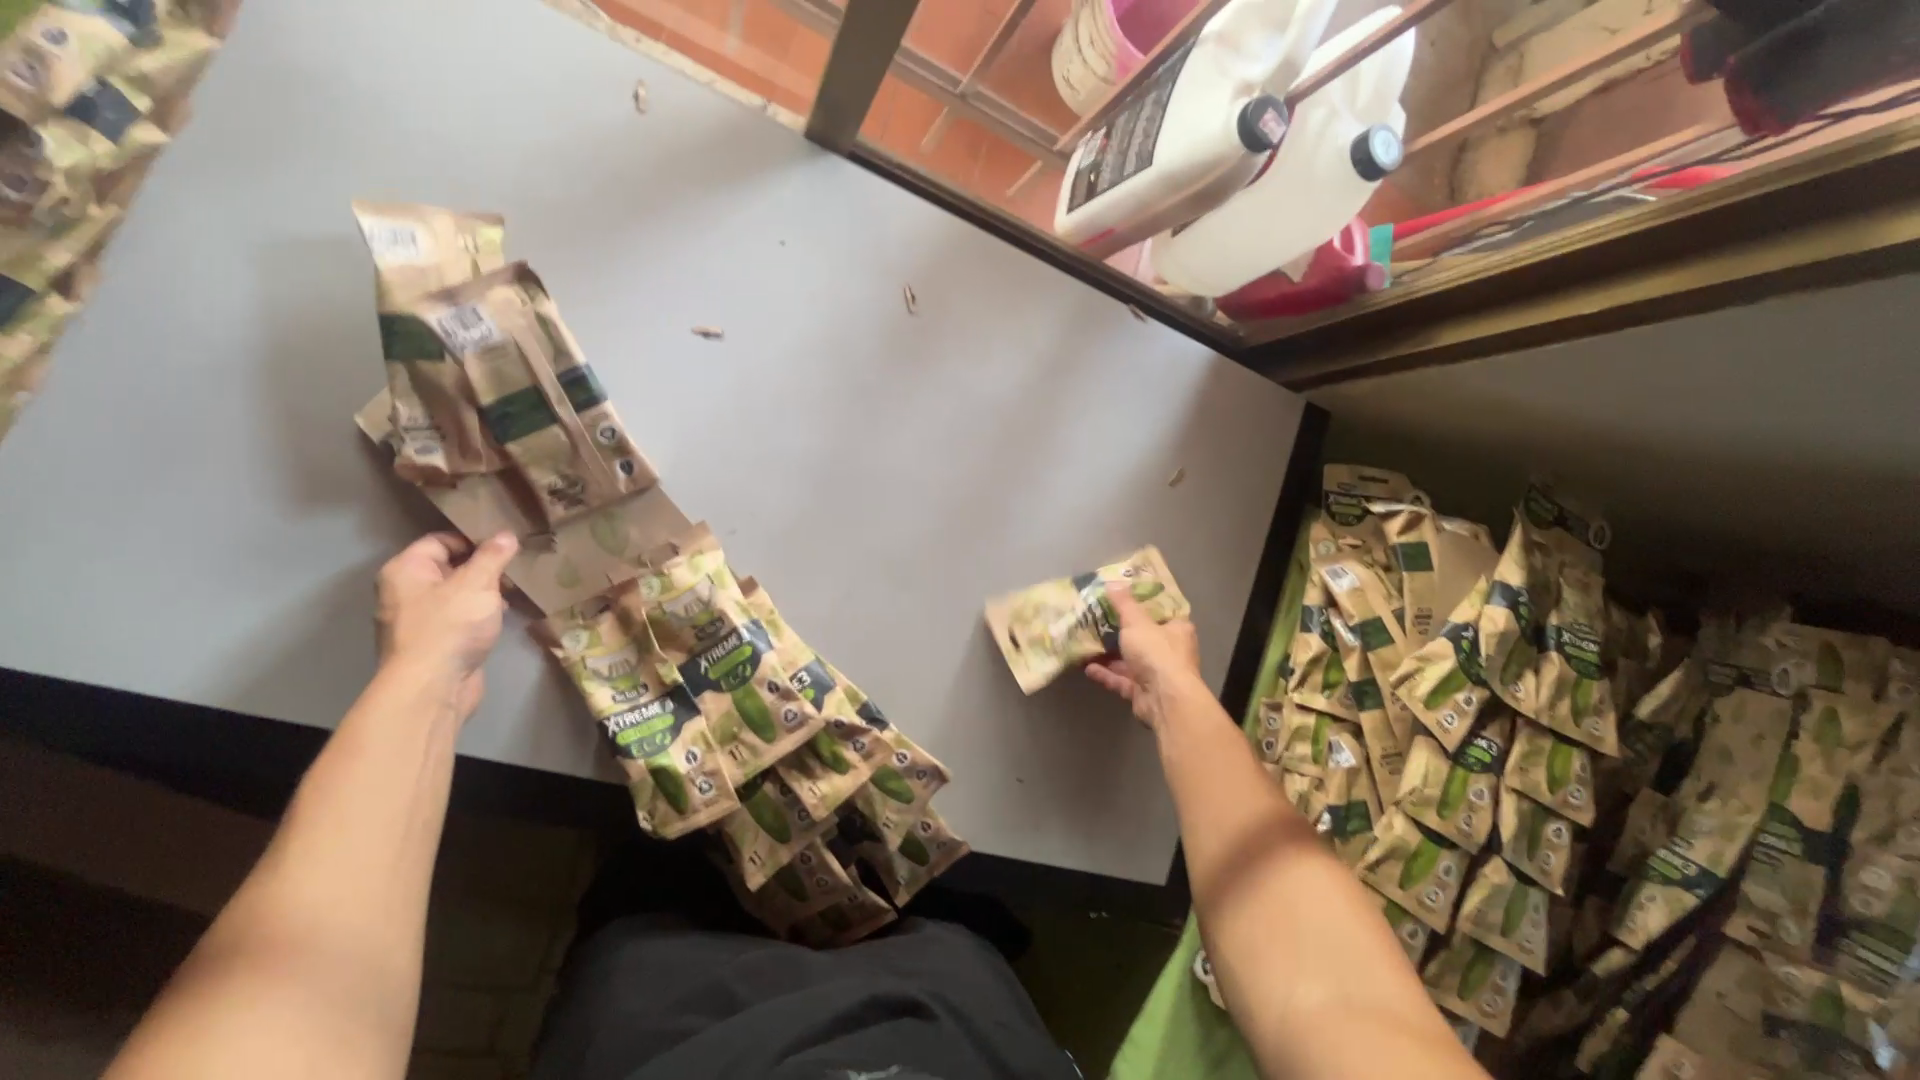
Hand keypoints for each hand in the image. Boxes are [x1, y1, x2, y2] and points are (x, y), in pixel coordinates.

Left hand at [376, 531, 518, 718]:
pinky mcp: (431, 642)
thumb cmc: (450, 626)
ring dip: (483, 593)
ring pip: (454, 594)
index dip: (472, 539)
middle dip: (482, 568)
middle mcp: (403, 591)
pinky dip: (477, 615)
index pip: (440, 540)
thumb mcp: (478, 583)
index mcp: (405, 570)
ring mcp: (415, 619)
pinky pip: (456, 618)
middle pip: (447, 567)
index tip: (505, 545)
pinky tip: (501, 618)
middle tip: (514, 570)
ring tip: (513, 594)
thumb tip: (506, 534)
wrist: (432, 686)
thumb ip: (493, 556)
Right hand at [1084, 579, 1201, 728]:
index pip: (1161, 612)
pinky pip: (1122, 680)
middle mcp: (1170, 651)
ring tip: (1088, 643)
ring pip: (1130, 660)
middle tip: (1098, 620)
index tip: (1122, 598)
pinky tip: (1087, 667)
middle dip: (1121, 631)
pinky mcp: (1143, 692)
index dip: (1143, 605)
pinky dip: (1106, 674)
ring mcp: (1157, 674)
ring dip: (1110, 655)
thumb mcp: (1137, 621)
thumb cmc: (1157, 652)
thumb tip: (1113, 582)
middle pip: (1143, 637)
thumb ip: (1124, 604)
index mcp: (1177, 629)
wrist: (1164, 698)